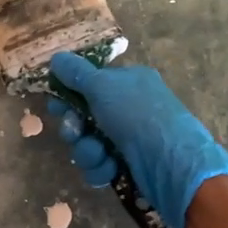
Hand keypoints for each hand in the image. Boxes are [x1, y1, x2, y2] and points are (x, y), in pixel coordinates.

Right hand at [47, 51, 227, 227]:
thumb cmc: (138, 116)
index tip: (54, 104)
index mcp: (129, 82)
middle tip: (75, 132)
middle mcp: (130, 107)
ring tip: (100, 154)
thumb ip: (76, 74)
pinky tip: (110, 170)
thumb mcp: (103, 86)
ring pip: (89, 142)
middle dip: (75, 126)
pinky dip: (101, 168)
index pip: (90, 83)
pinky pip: (101, 165)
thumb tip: (56, 58)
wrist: (173, 165)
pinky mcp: (130, 166)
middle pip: (85, 115)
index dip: (69, 93)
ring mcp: (131, 138)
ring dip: (88, 150)